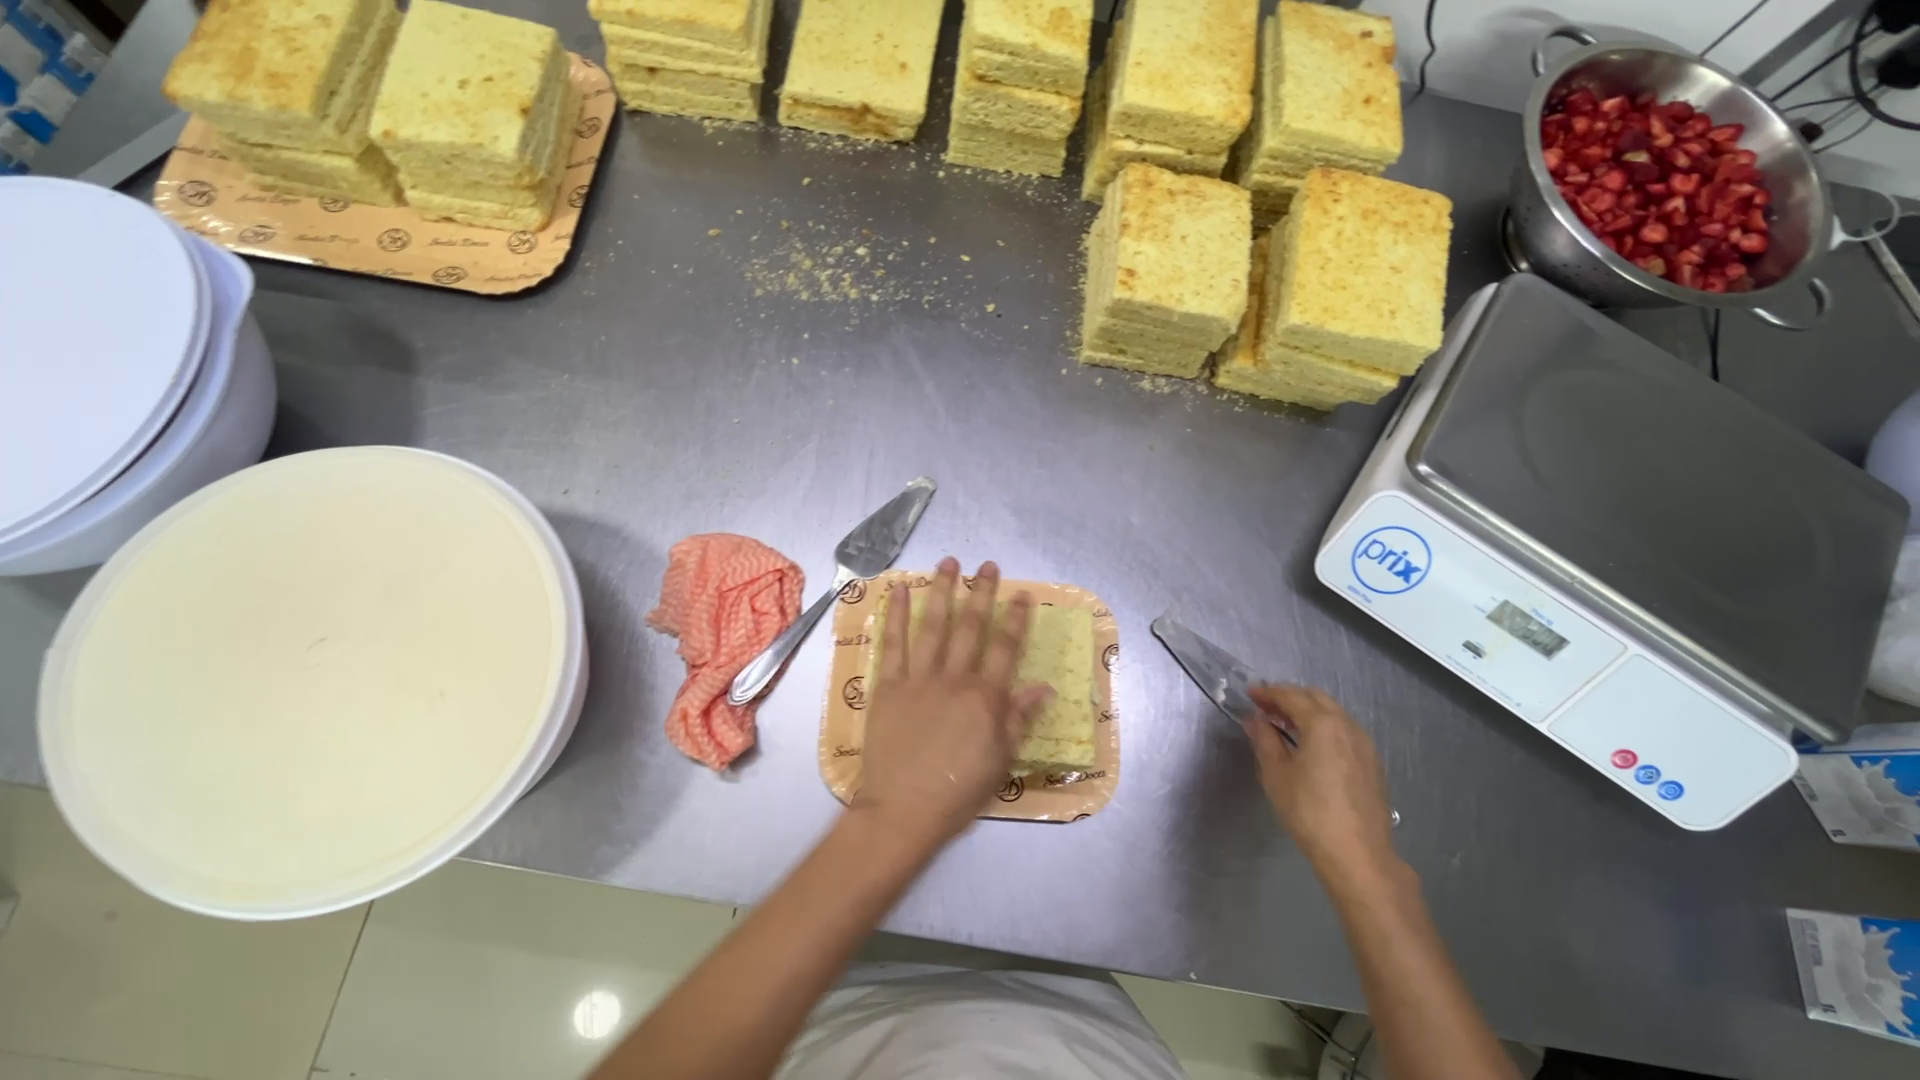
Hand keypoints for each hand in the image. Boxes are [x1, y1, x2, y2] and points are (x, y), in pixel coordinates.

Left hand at [852, 558, 1051, 851]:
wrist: (904, 809)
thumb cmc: (958, 791)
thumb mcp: (1001, 760)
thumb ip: (1019, 719)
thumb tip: (1043, 687)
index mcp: (986, 698)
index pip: (1006, 648)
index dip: (1016, 618)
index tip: (1022, 593)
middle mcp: (955, 679)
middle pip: (971, 628)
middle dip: (981, 593)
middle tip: (988, 566)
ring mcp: (918, 679)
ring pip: (933, 626)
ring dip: (942, 592)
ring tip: (948, 563)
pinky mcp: (887, 686)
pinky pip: (893, 644)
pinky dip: (897, 615)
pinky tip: (901, 591)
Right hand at [1244, 685, 1398, 890]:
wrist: (1357, 852)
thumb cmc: (1309, 811)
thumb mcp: (1276, 774)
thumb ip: (1265, 740)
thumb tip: (1257, 720)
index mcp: (1322, 724)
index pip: (1292, 696)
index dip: (1268, 693)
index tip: (1250, 694)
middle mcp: (1347, 725)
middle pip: (1316, 698)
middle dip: (1290, 698)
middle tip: (1265, 708)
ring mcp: (1364, 743)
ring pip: (1334, 713)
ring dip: (1308, 712)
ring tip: (1285, 725)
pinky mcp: (1372, 762)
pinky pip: (1345, 731)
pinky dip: (1324, 727)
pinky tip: (1311, 746)